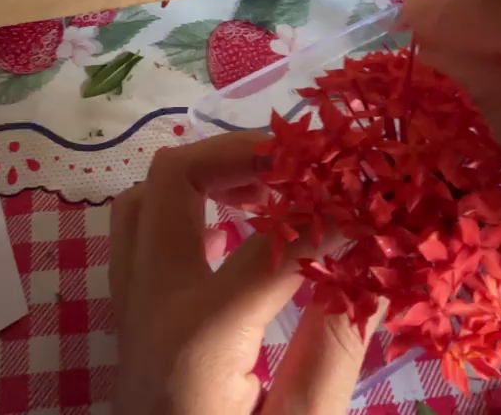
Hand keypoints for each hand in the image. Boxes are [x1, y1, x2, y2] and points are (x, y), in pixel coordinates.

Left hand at [110, 132, 377, 414]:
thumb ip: (334, 347)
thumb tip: (373, 262)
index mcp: (197, 338)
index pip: (272, 242)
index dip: (330, 212)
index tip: (370, 195)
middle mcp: (149, 301)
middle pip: (175, 179)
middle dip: (243, 153)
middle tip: (302, 157)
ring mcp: (128, 303)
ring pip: (146, 195)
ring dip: (207, 173)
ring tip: (270, 183)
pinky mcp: (128, 313)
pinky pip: (140, 230)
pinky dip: (186, 207)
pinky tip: (234, 228)